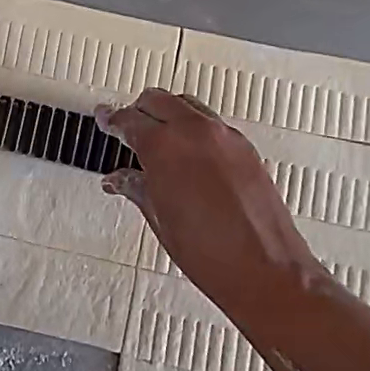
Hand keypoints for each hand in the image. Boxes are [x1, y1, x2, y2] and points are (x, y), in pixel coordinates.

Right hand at [97, 90, 322, 304]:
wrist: (264, 269)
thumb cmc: (213, 253)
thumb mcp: (160, 218)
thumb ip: (136, 187)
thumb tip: (120, 179)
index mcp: (165, 147)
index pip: (129, 119)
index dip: (112, 120)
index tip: (105, 119)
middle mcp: (195, 132)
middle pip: (157, 100)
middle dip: (138, 110)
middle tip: (126, 126)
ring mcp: (224, 136)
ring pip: (186, 105)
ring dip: (167, 114)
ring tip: (157, 137)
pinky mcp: (244, 146)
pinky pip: (211, 122)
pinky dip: (193, 128)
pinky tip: (188, 151)